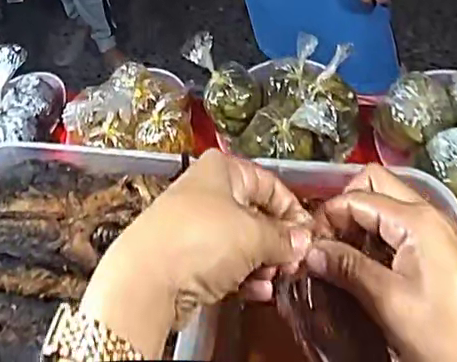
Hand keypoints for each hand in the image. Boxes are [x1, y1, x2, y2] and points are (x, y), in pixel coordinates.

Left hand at [81, 150, 311, 356]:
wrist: (148, 280)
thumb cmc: (195, 238)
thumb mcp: (252, 234)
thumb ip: (282, 238)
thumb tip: (300, 241)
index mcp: (223, 168)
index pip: (270, 183)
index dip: (292, 210)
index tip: (308, 234)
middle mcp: (209, 191)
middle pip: (256, 213)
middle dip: (277, 240)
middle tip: (294, 260)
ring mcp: (198, 224)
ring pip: (242, 241)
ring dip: (262, 262)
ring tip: (276, 278)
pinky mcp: (189, 257)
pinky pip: (226, 264)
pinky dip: (244, 276)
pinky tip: (257, 289)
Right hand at [310, 167, 456, 361]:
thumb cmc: (447, 337)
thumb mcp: (391, 303)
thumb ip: (349, 269)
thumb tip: (311, 250)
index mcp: (415, 218)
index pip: (358, 196)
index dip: (328, 215)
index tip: (308, 243)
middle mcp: (427, 212)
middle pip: (375, 182)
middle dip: (346, 205)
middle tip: (327, 241)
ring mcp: (437, 228)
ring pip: (388, 200)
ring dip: (362, 218)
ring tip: (342, 254)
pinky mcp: (441, 248)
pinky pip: (401, 222)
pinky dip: (379, 232)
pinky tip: (367, 264)